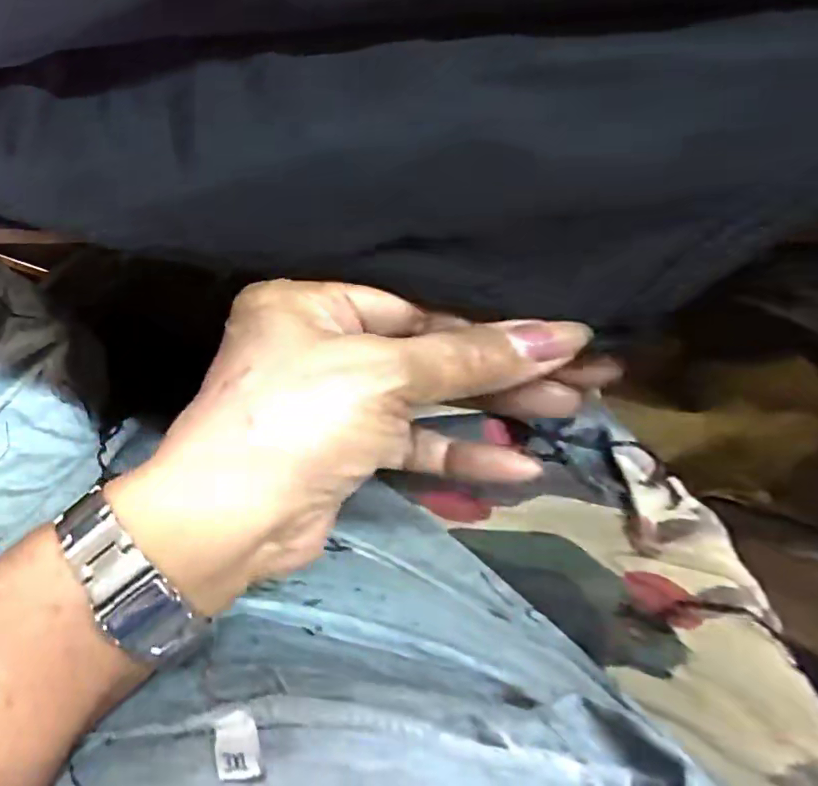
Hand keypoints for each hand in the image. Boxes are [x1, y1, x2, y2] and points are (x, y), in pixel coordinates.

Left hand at [103, 280, 602, 615]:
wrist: (233, 512)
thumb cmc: (301, 414)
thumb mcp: (383, 373)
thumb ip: (467, 356)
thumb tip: (560, 333)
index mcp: (304, 304)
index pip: (405, 304)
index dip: (480, 322)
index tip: (559, 334)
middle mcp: (311, 343)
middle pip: (419, 350)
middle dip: (497, 365)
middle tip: (585, 375)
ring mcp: (326, 399)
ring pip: (418, 397)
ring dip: (487, 408)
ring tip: (570, 411)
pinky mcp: (339, 449)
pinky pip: (404, 441)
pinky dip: (453, 452)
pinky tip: (516, 467)